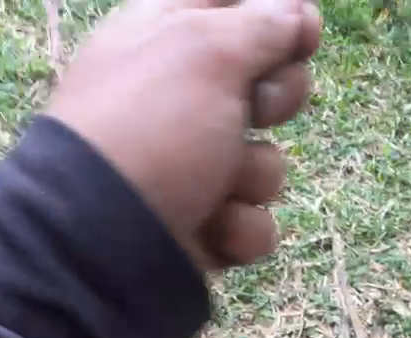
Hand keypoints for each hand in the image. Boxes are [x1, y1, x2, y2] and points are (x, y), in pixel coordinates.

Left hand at [46, 0, 321, 268]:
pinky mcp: (206, 230)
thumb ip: (261, 24)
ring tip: (213, 188)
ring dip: (251, 176)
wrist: (104, 241)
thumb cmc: (150, 130)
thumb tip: (296, 11)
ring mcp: (195, 172)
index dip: (276, 15)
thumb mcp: (205, 53)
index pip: (232, 8)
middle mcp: (183, 105)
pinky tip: (211, 229)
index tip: (306, 30)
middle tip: (257, 110)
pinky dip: (240, 229)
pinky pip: (254, 224)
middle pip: (266, 88)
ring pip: (265, 164)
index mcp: (168, 39)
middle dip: (277, 99)